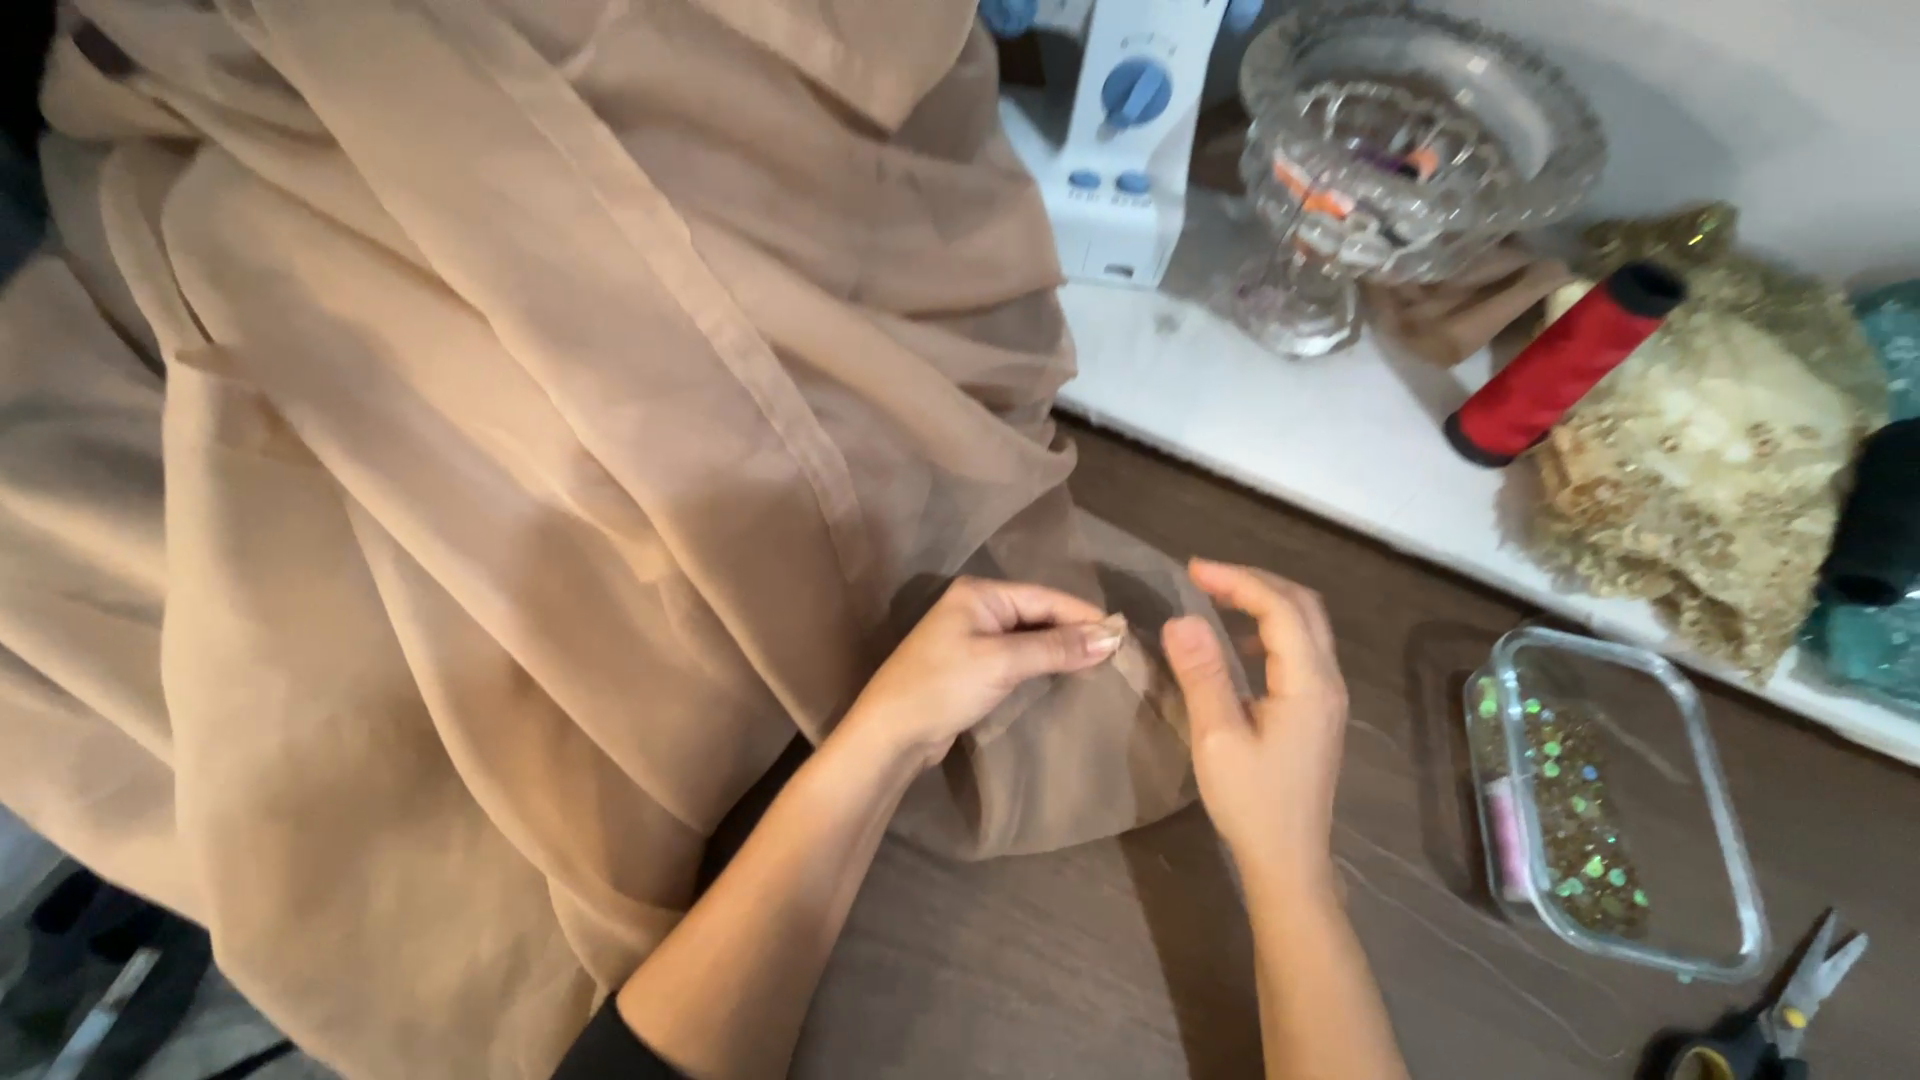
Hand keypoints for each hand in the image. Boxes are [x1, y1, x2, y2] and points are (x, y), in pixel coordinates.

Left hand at [840, 577, 1125, 767]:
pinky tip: (1066, 676)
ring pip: (1030, 636)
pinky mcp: (973, 666)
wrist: (891, 733)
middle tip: (1118, 653)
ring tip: (1101, 665)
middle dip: (1075, 632)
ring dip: (1061, 649)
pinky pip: (1018, 656)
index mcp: (980, 594)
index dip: (1084, 616)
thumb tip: (1111, 637)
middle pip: (1038, 614)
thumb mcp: (1002, 662)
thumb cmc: (943, 686)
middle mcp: (977, 608)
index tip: (1123, 636)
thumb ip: (1056, 648)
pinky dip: (1042, 664)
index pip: (1045, 598)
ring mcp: (973, 637)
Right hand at [1161, 559, 1347, 891]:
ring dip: (1264, 601)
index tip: (1192, 570)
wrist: (1289, 858)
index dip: (1238, 581)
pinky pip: (1299, 649)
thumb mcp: (1217, 737)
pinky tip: (1234, 642)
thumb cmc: (1252, 801)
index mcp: (1308, 683)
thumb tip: (1180, 618)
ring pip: (1304, 626)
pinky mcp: (1316, 709)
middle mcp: (1327, 680)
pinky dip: (1267, 628)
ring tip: (1217, 596)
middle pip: (1302, 607)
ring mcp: (1326, 695)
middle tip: (1205, 576)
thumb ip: (1202, 674)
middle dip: (1255, 581)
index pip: (1280, 609)